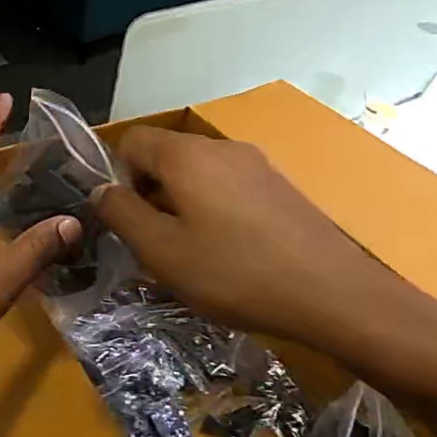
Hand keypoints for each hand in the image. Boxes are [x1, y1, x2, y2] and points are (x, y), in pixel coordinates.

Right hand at [91, 127, 436, 360]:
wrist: (336, 295)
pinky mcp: (280, 186)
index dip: (116, 176)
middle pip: (165, 155)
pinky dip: (213, 210)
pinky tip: (228, 252)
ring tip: (190, 253)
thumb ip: (121, 213)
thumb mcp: (161, 250)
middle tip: (155, 243)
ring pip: (197, 173)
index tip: (127, 220)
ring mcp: (256, 164)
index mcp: (186, 154)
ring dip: (180, 204)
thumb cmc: (234, 272)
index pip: (131, 140)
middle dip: (149, 193)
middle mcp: (221, 147)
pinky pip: (228, 186)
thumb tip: (100, 190)